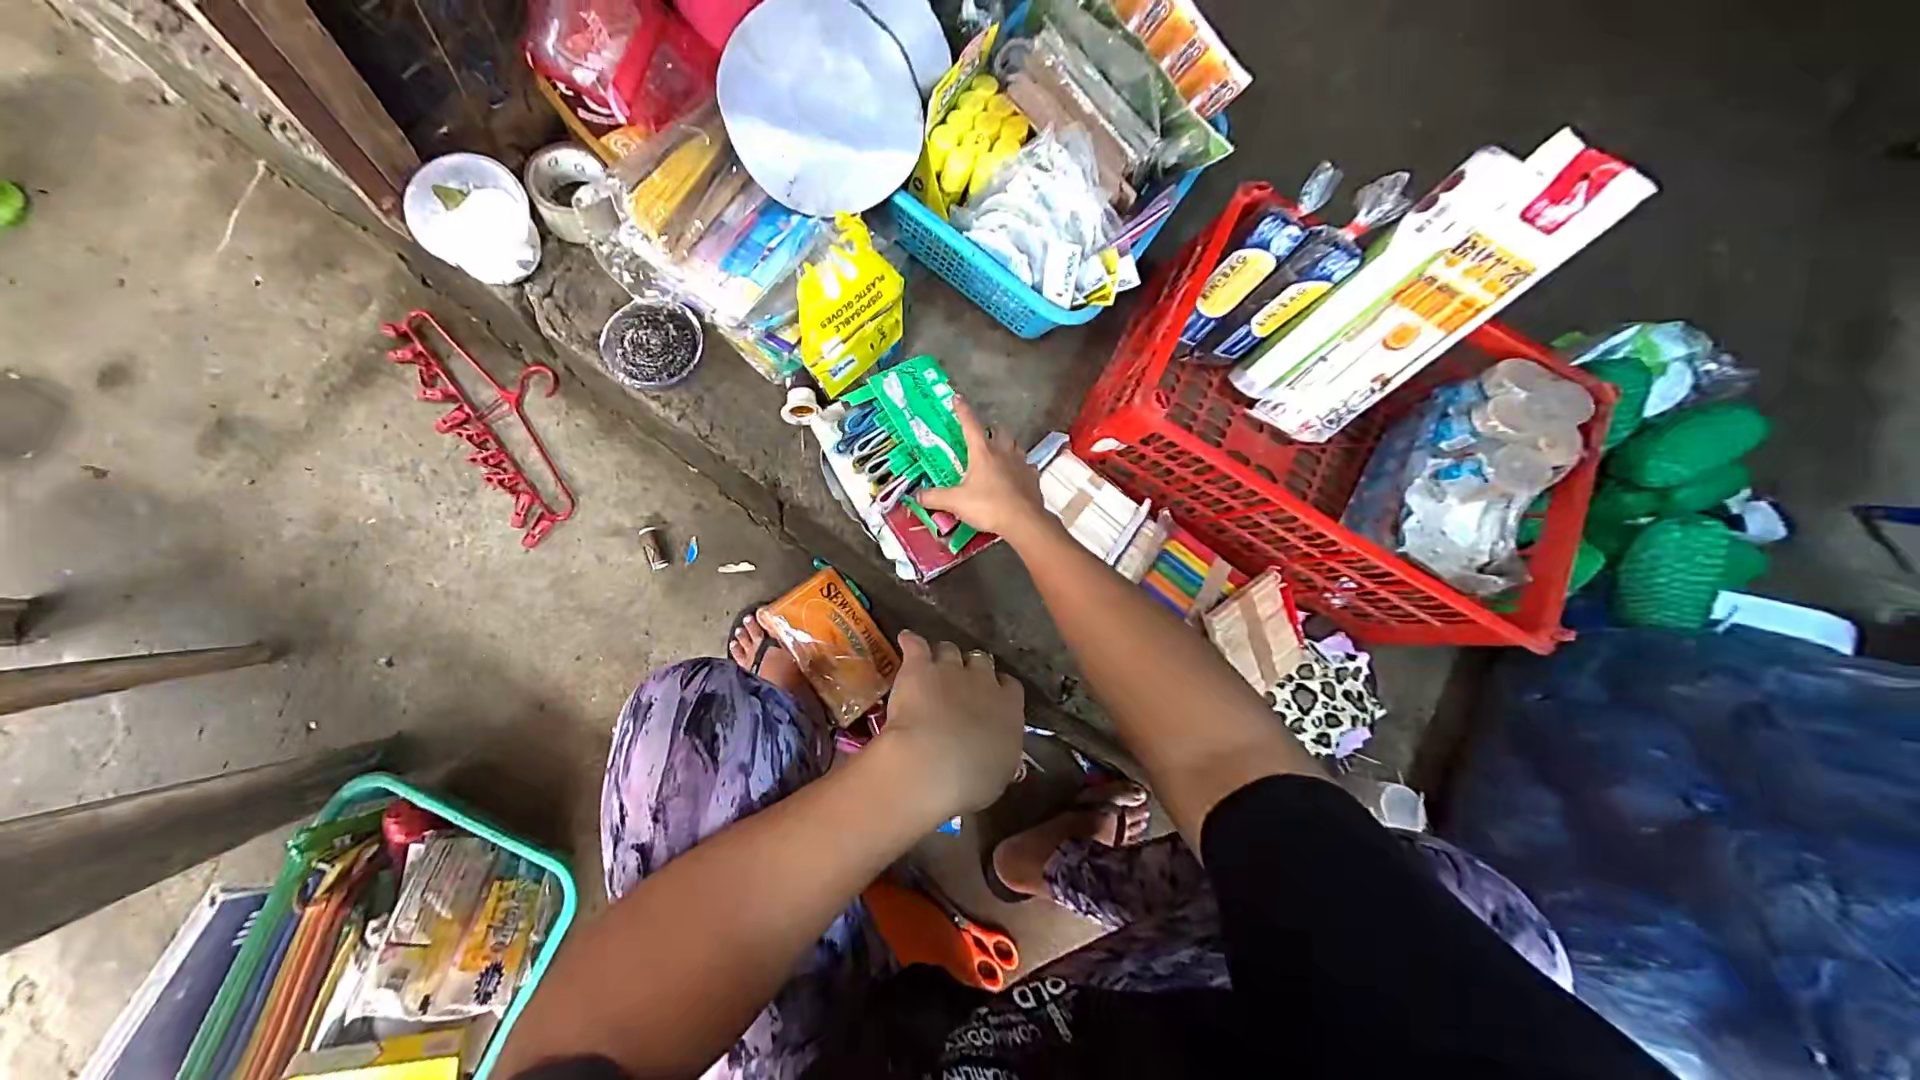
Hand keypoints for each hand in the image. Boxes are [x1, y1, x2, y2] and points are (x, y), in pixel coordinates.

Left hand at [875, 630, 1024, 818]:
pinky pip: (915, 644)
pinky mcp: (918, 667)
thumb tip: (995, 751)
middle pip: (980, 661)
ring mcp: (949, 670)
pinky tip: (906, 640)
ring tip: (932, 666)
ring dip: (942, 657)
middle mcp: (983, 681)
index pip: (1010, 686)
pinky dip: (911, 642)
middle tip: (958, 684)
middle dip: (971, 668)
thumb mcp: (999, 773)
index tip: (990, 697)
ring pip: (949, 649)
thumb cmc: (972, 780)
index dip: (998, 688)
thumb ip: (1000, 753)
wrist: (933, 763)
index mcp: (1008, 709)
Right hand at [918, 396, 1049, 542]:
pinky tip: (1015, 475)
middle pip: (1000, 430)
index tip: (957, 398)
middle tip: (983, 436)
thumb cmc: (988, 506)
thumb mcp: (955, 502)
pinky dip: (1020, 467)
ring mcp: (1021, 463)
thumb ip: (934, 497)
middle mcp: (1004, 452)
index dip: (962, 410)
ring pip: (1015, 445)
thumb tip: (915, 495)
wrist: (1023, 521)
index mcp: (983, 452)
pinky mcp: (1032, 477)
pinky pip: (1026, 466)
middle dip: (992, 429)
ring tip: (999, 454)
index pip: (970, 424)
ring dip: (1007, 446)